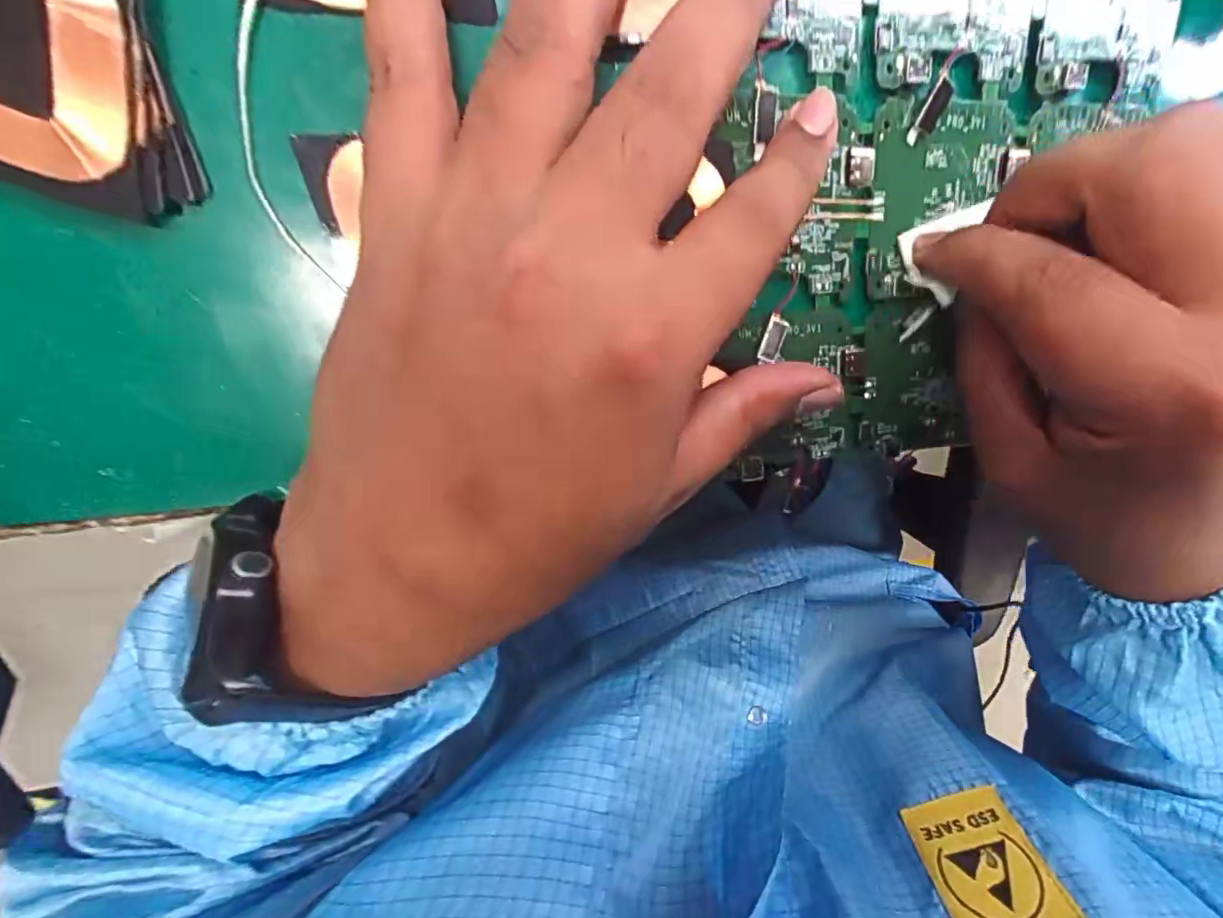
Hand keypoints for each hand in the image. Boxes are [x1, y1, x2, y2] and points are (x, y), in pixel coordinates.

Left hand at [274, 0, 843, 694]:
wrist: (401, 557)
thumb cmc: (542, 536)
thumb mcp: (658, 486)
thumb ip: (740, 414)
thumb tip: (823, 380)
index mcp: (656, 336)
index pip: (756, 214)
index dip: (800, 158)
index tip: (820, 113)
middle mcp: (576, 253)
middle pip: (668, 101)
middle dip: (723, 17)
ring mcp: (479, 221)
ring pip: (543, 56)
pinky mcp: (398, 218)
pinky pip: (401, 84)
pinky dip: (408, 8)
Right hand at [912, 103, 1222, 602]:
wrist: (1194, 547)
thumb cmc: (1088, 518)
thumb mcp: (1006, 456)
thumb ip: (985, 353)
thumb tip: (971, 265)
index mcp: (1175, 391)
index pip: (1059, 281)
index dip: (980, 256)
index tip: (934, 254)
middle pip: (1158, 166)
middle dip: (1051, 187)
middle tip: (1004, 241)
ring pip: (1193, 150)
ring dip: (1095, 184)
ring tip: (1050, 244)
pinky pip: (1209, 185)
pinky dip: (1131, 202)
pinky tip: (1098, 256)